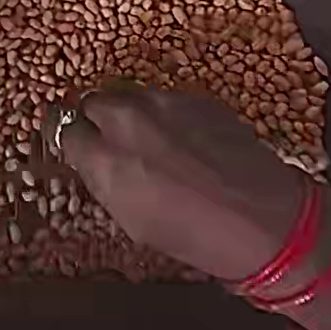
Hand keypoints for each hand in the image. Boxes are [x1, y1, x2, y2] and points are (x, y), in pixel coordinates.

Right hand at [59, 87, 309, 282]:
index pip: (62, 127)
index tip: (76, 145)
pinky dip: (163, 114)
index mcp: (105, 158)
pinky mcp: (194, 98)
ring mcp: (163, 103)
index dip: (70, 138)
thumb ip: (101, 177)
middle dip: (95, 120)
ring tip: (151, 141)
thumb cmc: (192, 233)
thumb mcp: (129, 218)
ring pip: (127, 96)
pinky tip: (183, 139)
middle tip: (112, 142)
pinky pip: (163, 99)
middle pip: (91, 102)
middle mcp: (127, 121)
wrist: (267, 221)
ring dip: (129, 114)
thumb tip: (88, 156)